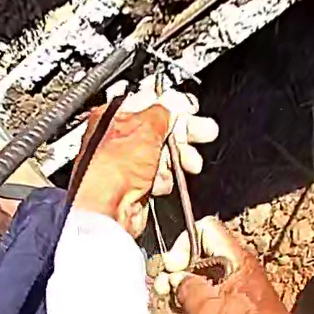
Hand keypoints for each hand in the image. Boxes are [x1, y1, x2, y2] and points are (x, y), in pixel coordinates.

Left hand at [71, 84, 217, 236]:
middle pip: (160, 131)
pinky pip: (160, 179)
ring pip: (164, 156)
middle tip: (204, 132)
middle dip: (184, 134)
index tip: (191, 110)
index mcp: (113, 118)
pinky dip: (164, 180)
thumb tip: (174, 103)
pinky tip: (160, 182)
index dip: (173, 107)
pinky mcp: (138, 188)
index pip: (149, 105)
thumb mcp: (145, 127)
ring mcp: (129, 166)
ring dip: (177, 160)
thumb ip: (163, 112)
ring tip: (189, 162)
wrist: (108, 210)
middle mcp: (119, 141)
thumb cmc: (111, 170)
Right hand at [158, 217, 313, 313]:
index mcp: (234, 260)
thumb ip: (186, 287)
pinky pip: (211, 310)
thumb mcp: (208, 311)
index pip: (204, 229)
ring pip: (201, 292)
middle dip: (178, 288)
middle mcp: (237, 270)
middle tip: (170, 304)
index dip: (183, 246)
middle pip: (197, 264)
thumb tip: (176, 279)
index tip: (174, 271)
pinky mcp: (237, 310)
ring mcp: (237, 291)